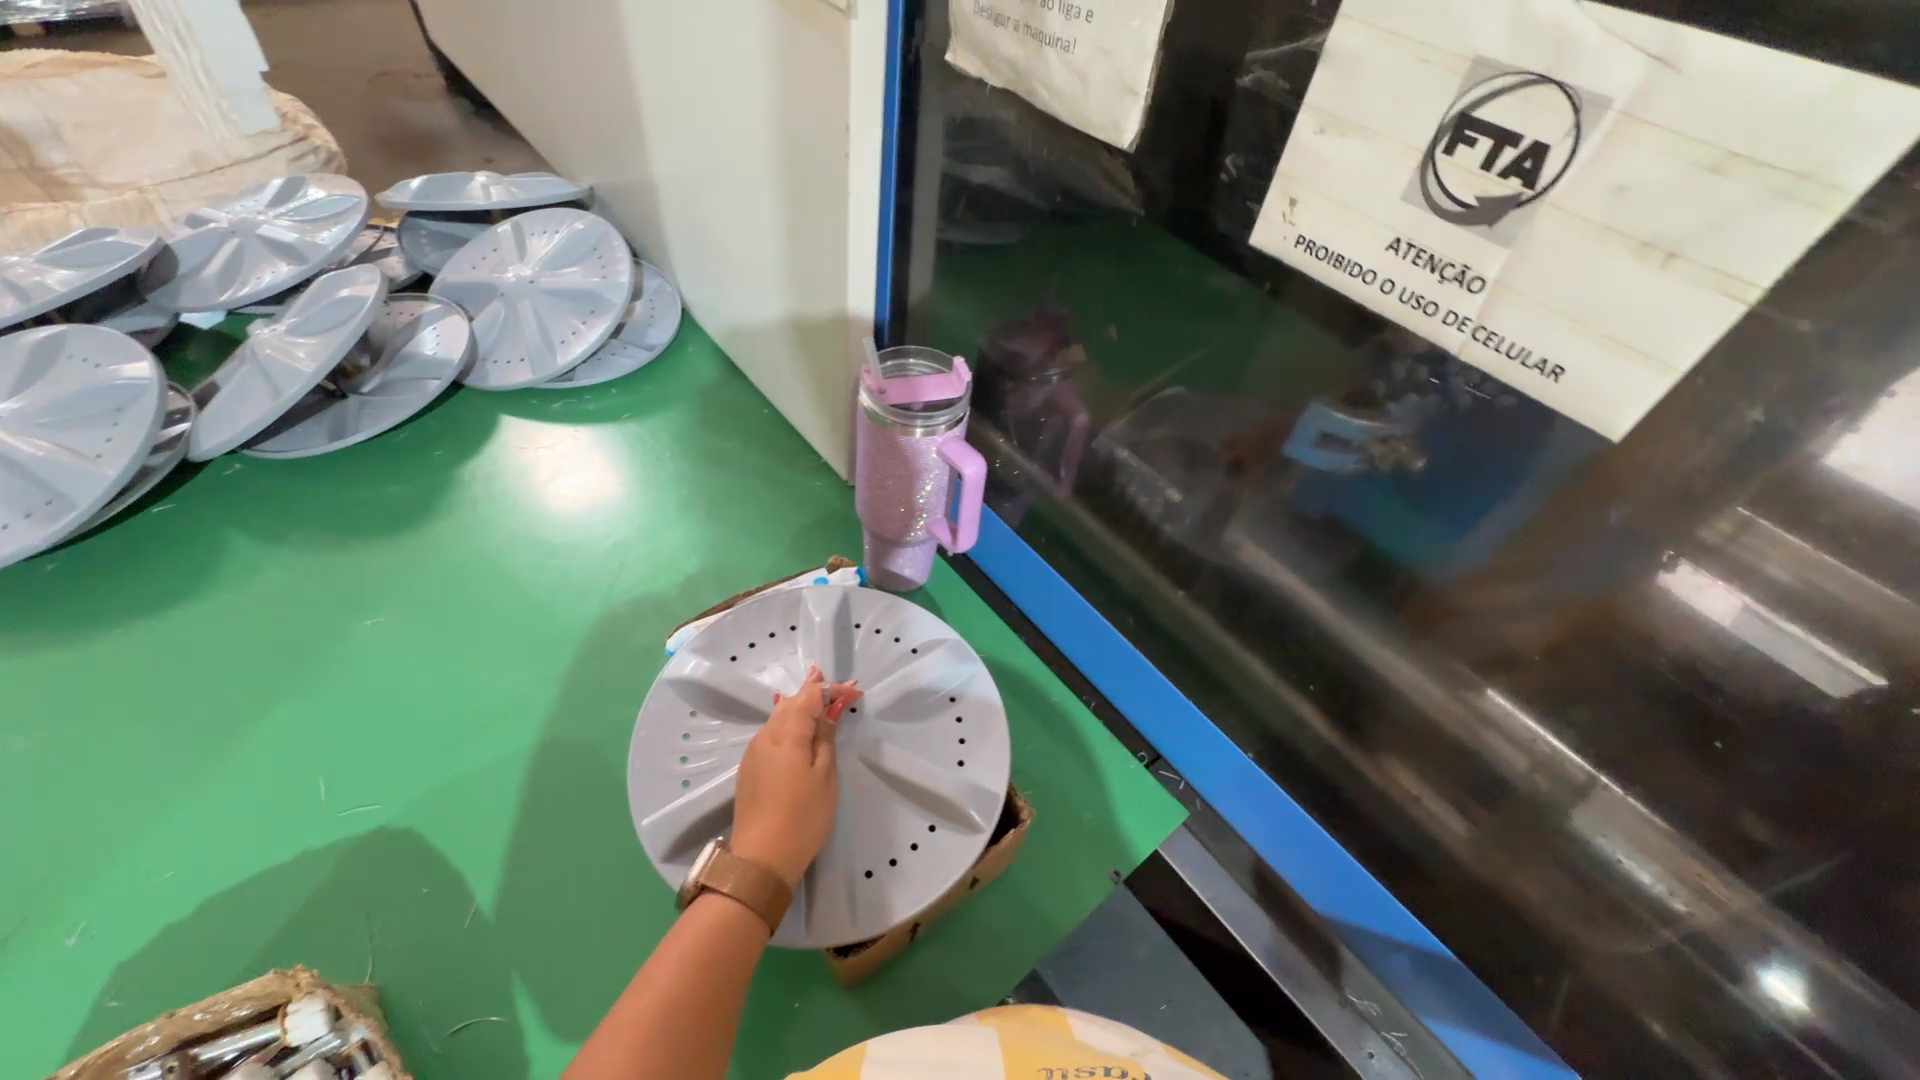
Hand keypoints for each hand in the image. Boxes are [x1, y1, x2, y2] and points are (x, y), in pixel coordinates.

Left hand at [730, 665, 860, 886]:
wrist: (761, 859)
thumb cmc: (803, 817)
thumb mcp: (825, 776)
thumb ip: (826, 738)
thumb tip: (829, 709)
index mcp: (786, 733)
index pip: (810, 696)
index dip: (833, 689)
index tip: (856, 693)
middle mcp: (765, 736)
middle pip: (791, 703)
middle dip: (815, 694)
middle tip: (841, 692)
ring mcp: (753, 752)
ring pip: (778, 718)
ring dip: (801, 709)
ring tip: (822, 707)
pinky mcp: (749, 768)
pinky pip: (771, 735)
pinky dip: (789, 727)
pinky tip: (799, 733)